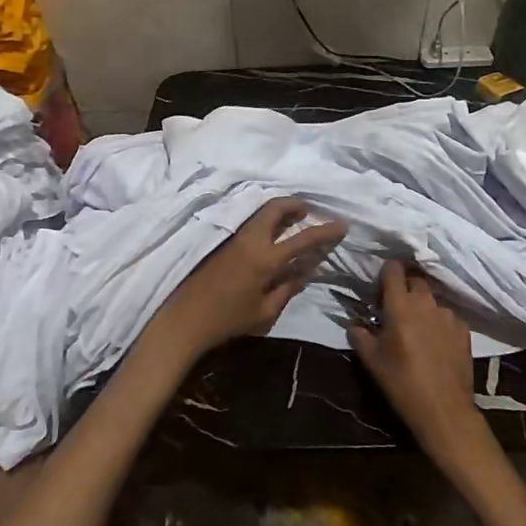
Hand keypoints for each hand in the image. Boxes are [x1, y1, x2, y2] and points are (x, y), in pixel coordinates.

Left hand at [146, 198, 347, 360]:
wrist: (184, 320)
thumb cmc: (227, 320)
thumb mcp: (265, 311)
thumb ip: (288, 288)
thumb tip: (306, 271)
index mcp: (265, 258)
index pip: (302, 238)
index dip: (325, 231)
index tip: (342, 224)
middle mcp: (249, 240)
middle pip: (275, 208)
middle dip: (295, 205)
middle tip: (307, 212)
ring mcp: (232, 238)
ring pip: (259, 212)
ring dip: (278, 211)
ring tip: (291, 221)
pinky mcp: (220, 242)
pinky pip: (248, 221)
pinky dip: (264, 221)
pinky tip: (269, 235)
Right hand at [348, 261, 482, 453]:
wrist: (443, 408)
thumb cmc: (401, 383)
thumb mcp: (372, 361)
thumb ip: (360, 335)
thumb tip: (353, 323)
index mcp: (400, 305)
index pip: (393, 269)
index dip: (386, 273)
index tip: (381, 288)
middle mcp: (426, 302)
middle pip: (415, 280)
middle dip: (405, 289)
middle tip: (396, 310)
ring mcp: (448, 314)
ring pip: (432, 300)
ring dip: (422, 308)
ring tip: (417, 330)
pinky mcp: (464, 328)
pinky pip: (447, 316)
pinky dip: (439, 323)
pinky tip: (435, 343)